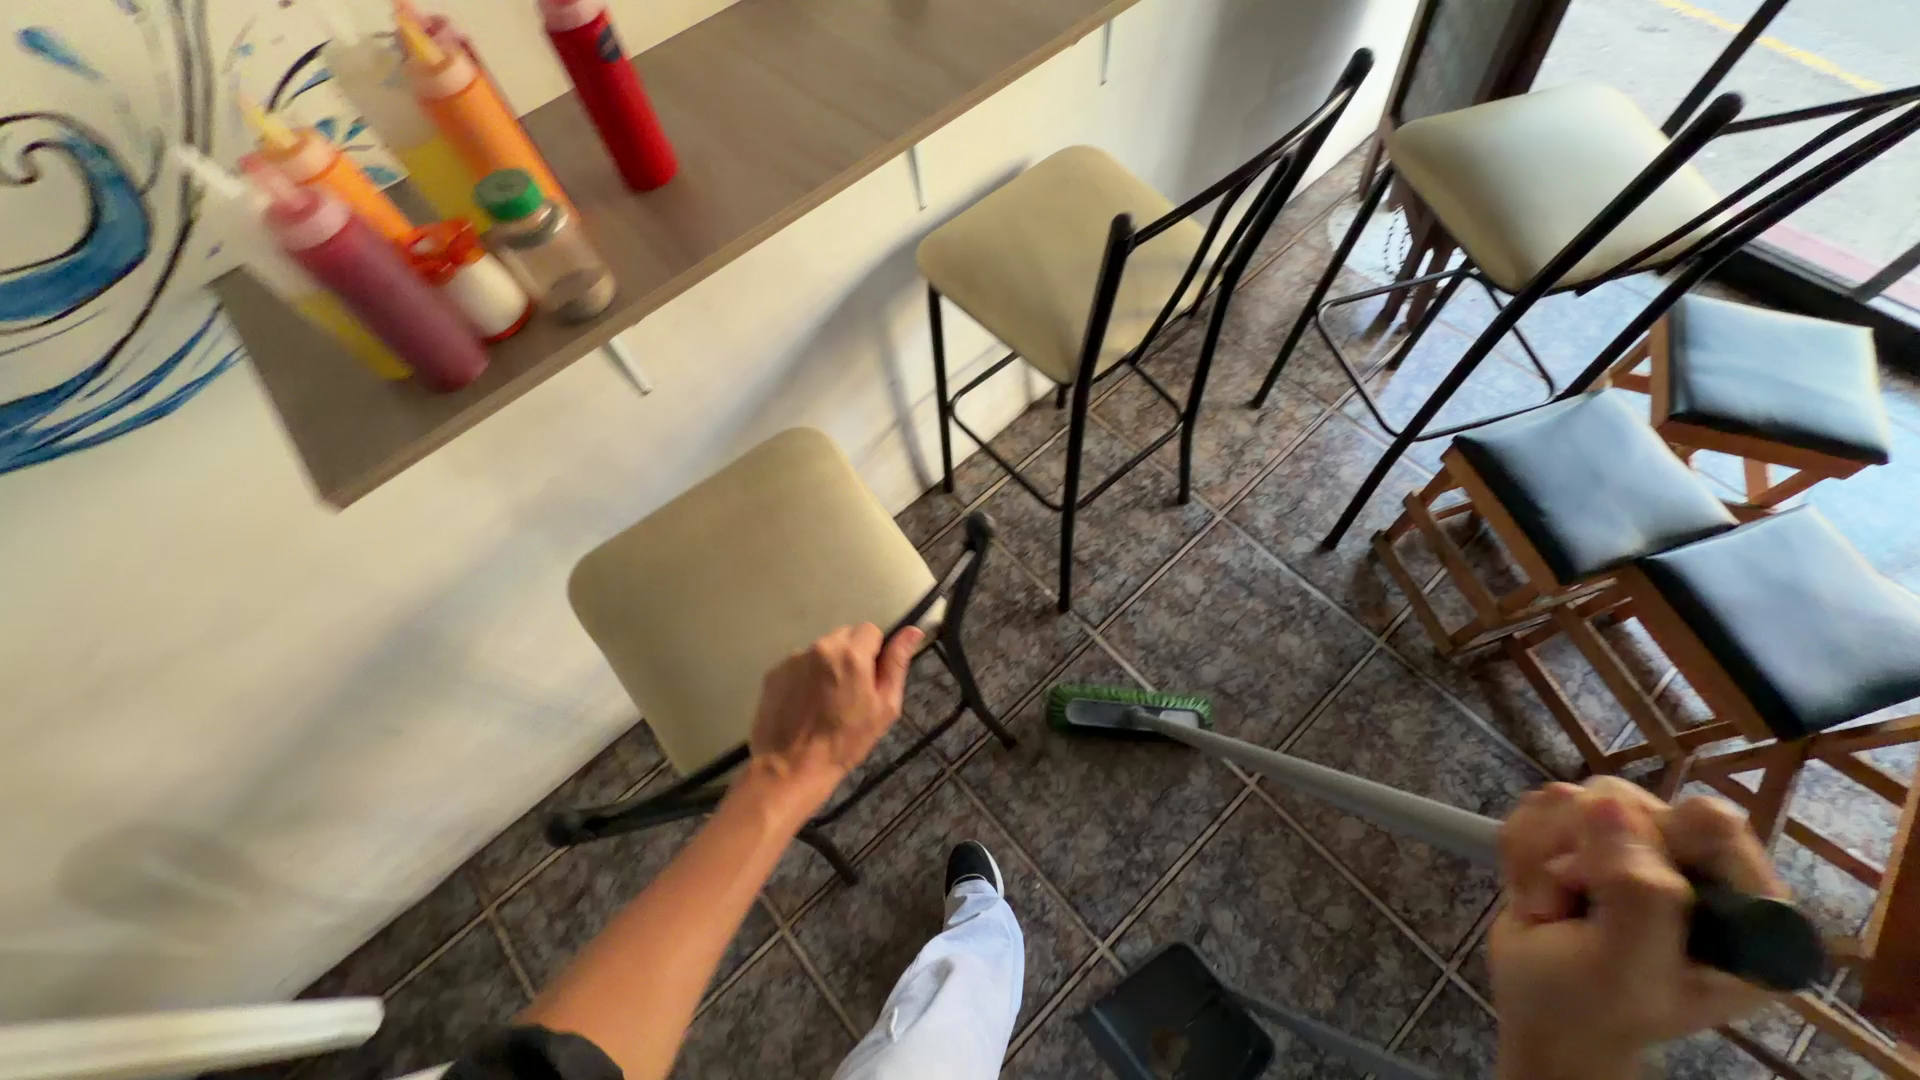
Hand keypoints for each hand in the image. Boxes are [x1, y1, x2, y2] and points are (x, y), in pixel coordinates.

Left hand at [741, 623, 922, 822]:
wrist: (792, 767)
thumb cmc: (846, 741)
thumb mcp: (884, 707)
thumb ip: (897, 664)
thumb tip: (912, 630)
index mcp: (851, 654)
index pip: (870, 630)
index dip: (874, 652)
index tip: (869, 678)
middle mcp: (821, 647)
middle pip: (844, 635)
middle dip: (851, 655)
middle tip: (849, 690)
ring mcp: (794, 658)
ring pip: (821, 650)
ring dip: (827, 665)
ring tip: (824, 700)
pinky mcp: (774, 671)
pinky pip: (799, 664)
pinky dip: (805, 676)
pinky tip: (804, 703)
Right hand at [1492, 777, 1786, 1079]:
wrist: (1539, 1016)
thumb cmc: (1590, 1007)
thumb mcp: (1624, 967)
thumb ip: (1636, 892)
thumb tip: (1605, 801)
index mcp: (1745, 908)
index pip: (1708, 822)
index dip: (1650, 838)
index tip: (1608, 881)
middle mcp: (1696, 868)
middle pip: (1627, 802)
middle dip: (1577, 850)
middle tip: (1571, 903)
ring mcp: (1634, 848)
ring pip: (1574, 798)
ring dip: (1542, 852)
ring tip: (1551, 905)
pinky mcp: (1581, 837)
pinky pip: (1538, 806)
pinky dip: (1522, 847)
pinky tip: (1536, 890)